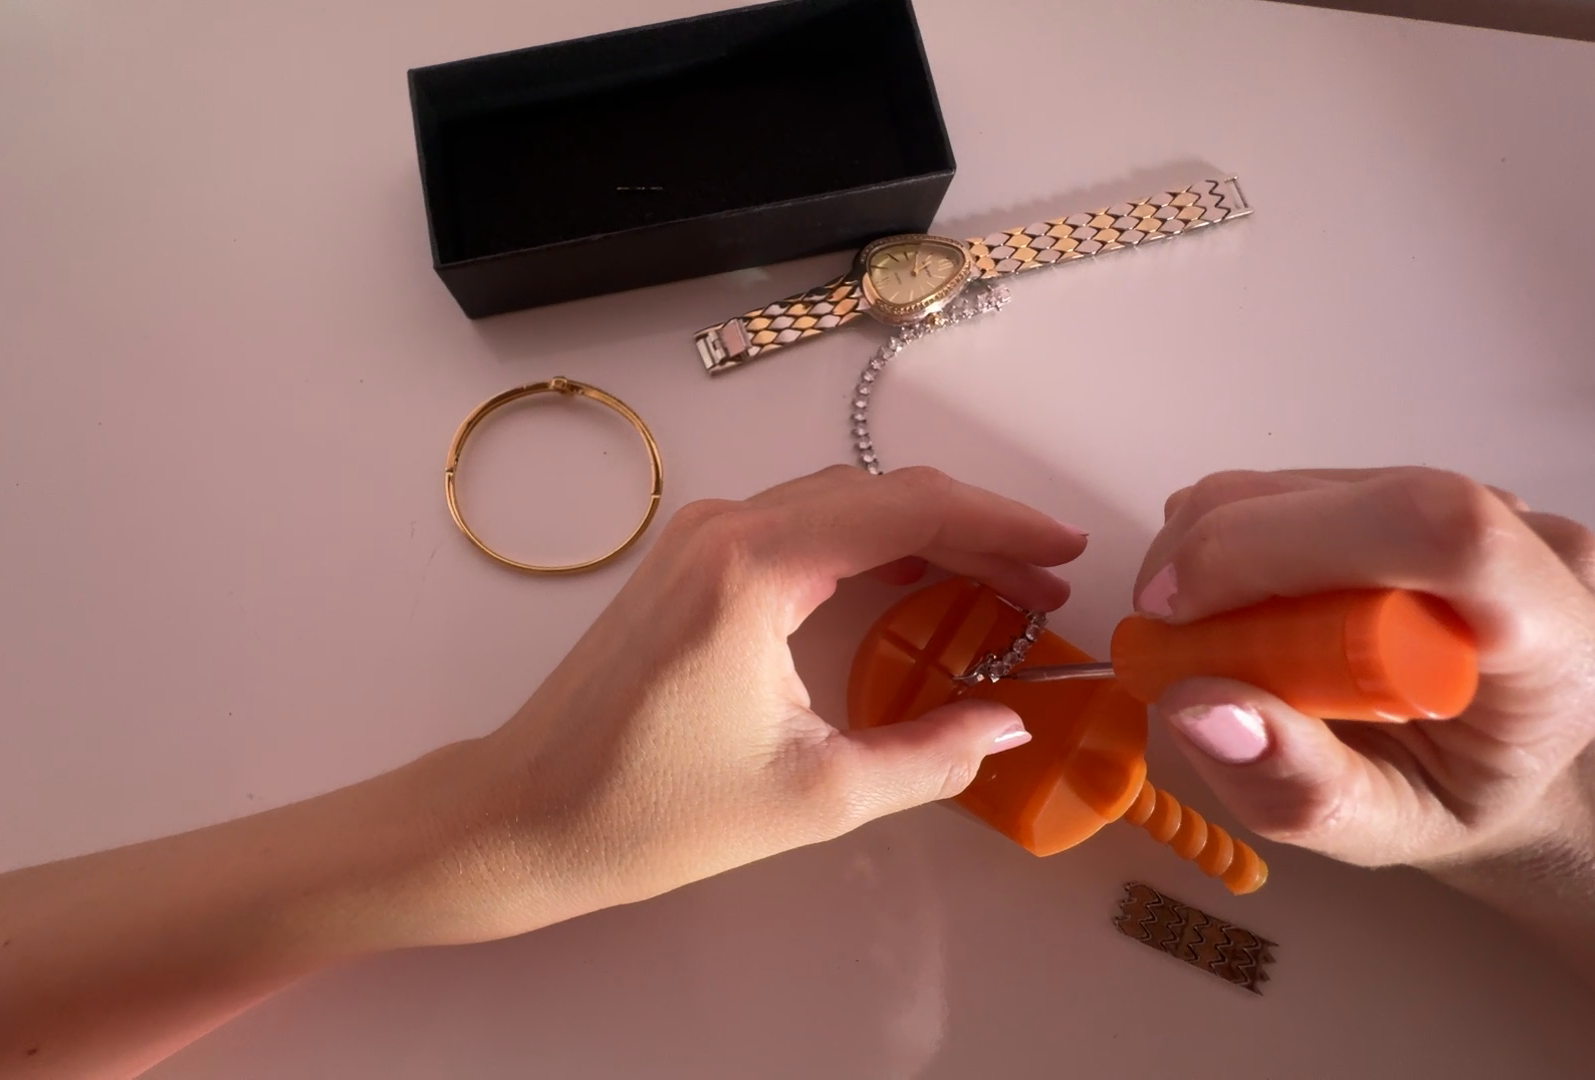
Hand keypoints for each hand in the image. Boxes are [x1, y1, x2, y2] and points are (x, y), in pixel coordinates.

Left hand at [461, 465, 1085, 934]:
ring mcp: (699, 536)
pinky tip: (904, 579)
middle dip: (969, 529)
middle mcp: (725, 527)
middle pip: (875, 495)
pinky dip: (862, 542)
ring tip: (991, 583)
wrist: (529, 809)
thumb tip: (1011, 724)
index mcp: (754, 567)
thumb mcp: (815, 793)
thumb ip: (930, 754)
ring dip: (917, 531)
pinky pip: (795, 524)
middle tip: (1040, 581)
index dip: (999, 523)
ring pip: (836, 503)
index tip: (1065, 549)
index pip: (904, 510)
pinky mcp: (687, 559)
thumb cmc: (655, 811)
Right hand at [1132, 467, 1594, 869]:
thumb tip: (1193, 701)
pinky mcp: (1389, 489)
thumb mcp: (1367, 830)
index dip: (1273, 550)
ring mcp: (1455, 506)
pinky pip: (1262, 489)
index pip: (1432, 532)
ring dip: (1198, 551)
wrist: (1478, 761)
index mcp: (1563, 646)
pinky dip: (1210, 541)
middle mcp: (1530, 551)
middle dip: (1209, 557)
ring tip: (1206, 631)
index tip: (1179, 617)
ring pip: (1274, 486)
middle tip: (1169, 635)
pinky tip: (1230, 600)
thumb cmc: (1435, 799)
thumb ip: (1292, 784)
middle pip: (1332, 499)